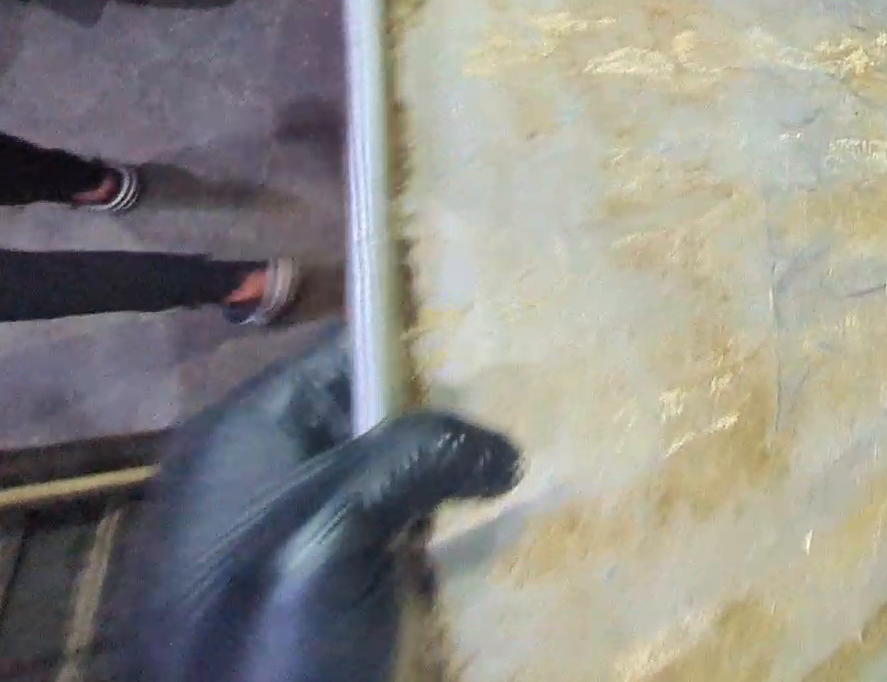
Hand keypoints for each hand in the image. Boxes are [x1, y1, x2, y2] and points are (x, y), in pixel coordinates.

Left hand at [120, 330, 521, 681]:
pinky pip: (425, 511)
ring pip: (420, 457)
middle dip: (468, 406)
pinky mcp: (356, 565)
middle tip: (542, 404)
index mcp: (257, 431)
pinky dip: (468, 509)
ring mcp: (322, 518)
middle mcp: (286, 462)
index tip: (518, 345)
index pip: (362, 346)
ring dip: (474, 463)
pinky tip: (513, 507)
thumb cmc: (267, 634)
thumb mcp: (331, 524)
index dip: (438, 340)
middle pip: (398, 401)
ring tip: (542, 451)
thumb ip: (419, 453)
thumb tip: (506, 453)